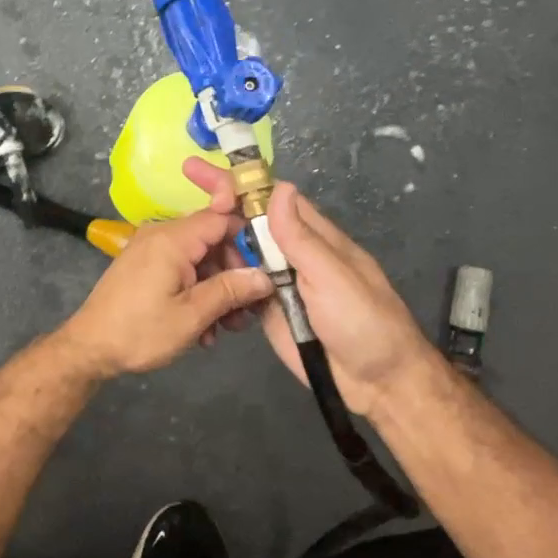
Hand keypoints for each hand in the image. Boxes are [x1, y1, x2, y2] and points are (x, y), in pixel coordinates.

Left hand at [53, 209, 273, 378]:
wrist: (90, 348)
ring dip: (217, 292)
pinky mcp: (146, 268)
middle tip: (247, 311)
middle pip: (213, 242)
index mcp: (172, 239)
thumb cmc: (140, 331)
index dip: (248, 240)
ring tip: (226, 329)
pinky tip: (203, 330)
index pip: (221, 218)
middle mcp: (161, 236)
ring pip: (200, 261)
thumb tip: (266, 276)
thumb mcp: (191, 315)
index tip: (267, 268)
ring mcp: (151, 252)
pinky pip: (182, 271)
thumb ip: (230, 291)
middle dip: (234, 275)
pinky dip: (196, 294)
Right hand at [183, 159, 434, 418]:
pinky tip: (195, 283)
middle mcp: (292, 254)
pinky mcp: (267, 309)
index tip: (201, 173)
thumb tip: (279, 188)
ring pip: (239, 256)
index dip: (238, 184)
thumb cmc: (364, 323)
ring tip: (183, 255)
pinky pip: (238, 288)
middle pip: (249, 226)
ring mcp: (278, 282)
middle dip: (216, 214)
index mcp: (314, 238)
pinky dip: (218, 283)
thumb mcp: (334, 276)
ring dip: (213, 251)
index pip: (271, 199)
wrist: (377, 384)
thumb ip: (302, 238)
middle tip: (180, 216)